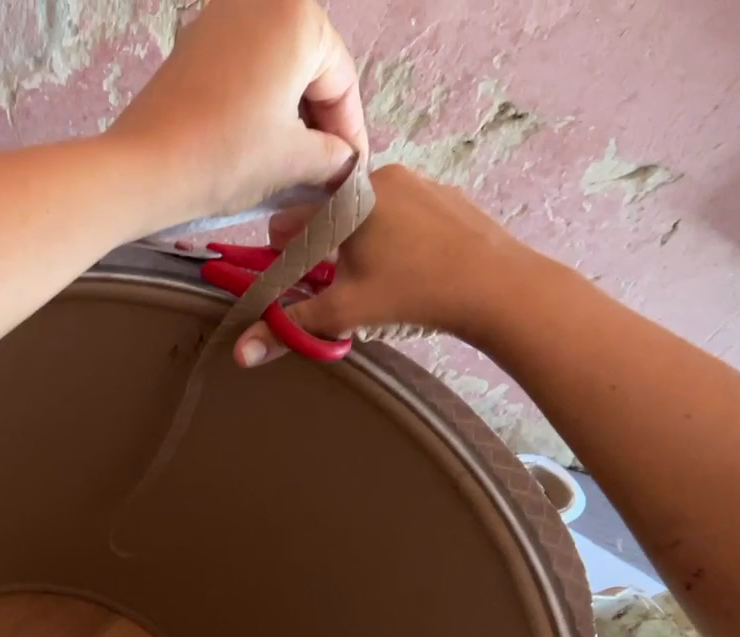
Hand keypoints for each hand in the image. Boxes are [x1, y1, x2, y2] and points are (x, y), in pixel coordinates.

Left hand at [108, 0, 364, 224]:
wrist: (140, 172)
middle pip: (308, 69)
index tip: (350, 173)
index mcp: (297, 16)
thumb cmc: (225, 159)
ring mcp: (218, 20)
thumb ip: (333, 157)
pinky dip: (254, 106)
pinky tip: (254, 146)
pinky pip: (240, 73)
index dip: (350, 134)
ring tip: (290, 165)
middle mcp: (259, 2)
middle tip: (323, 172)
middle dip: (317, 122)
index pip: (340, 81)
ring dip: (286, 116)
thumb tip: (345, 164)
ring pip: (274, 71)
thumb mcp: (293, 161)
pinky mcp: (190, 47)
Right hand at [235, 165, 545, 365]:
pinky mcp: (451, 200)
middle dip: (322, 252)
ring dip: (357, 247)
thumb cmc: (412, 294)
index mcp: (350, 197)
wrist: (502, 290)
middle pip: (329, 216)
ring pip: (367, 216)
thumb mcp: (341, 313)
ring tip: (374, 284)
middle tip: (335, 288)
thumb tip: (238, 355)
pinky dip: (394, 241)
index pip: (292, 219)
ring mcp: (422, 185)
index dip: (283, 254)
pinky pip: (403, 217)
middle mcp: (383, 178)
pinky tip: (409, 272)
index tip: (293, 281)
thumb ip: (286, 328)